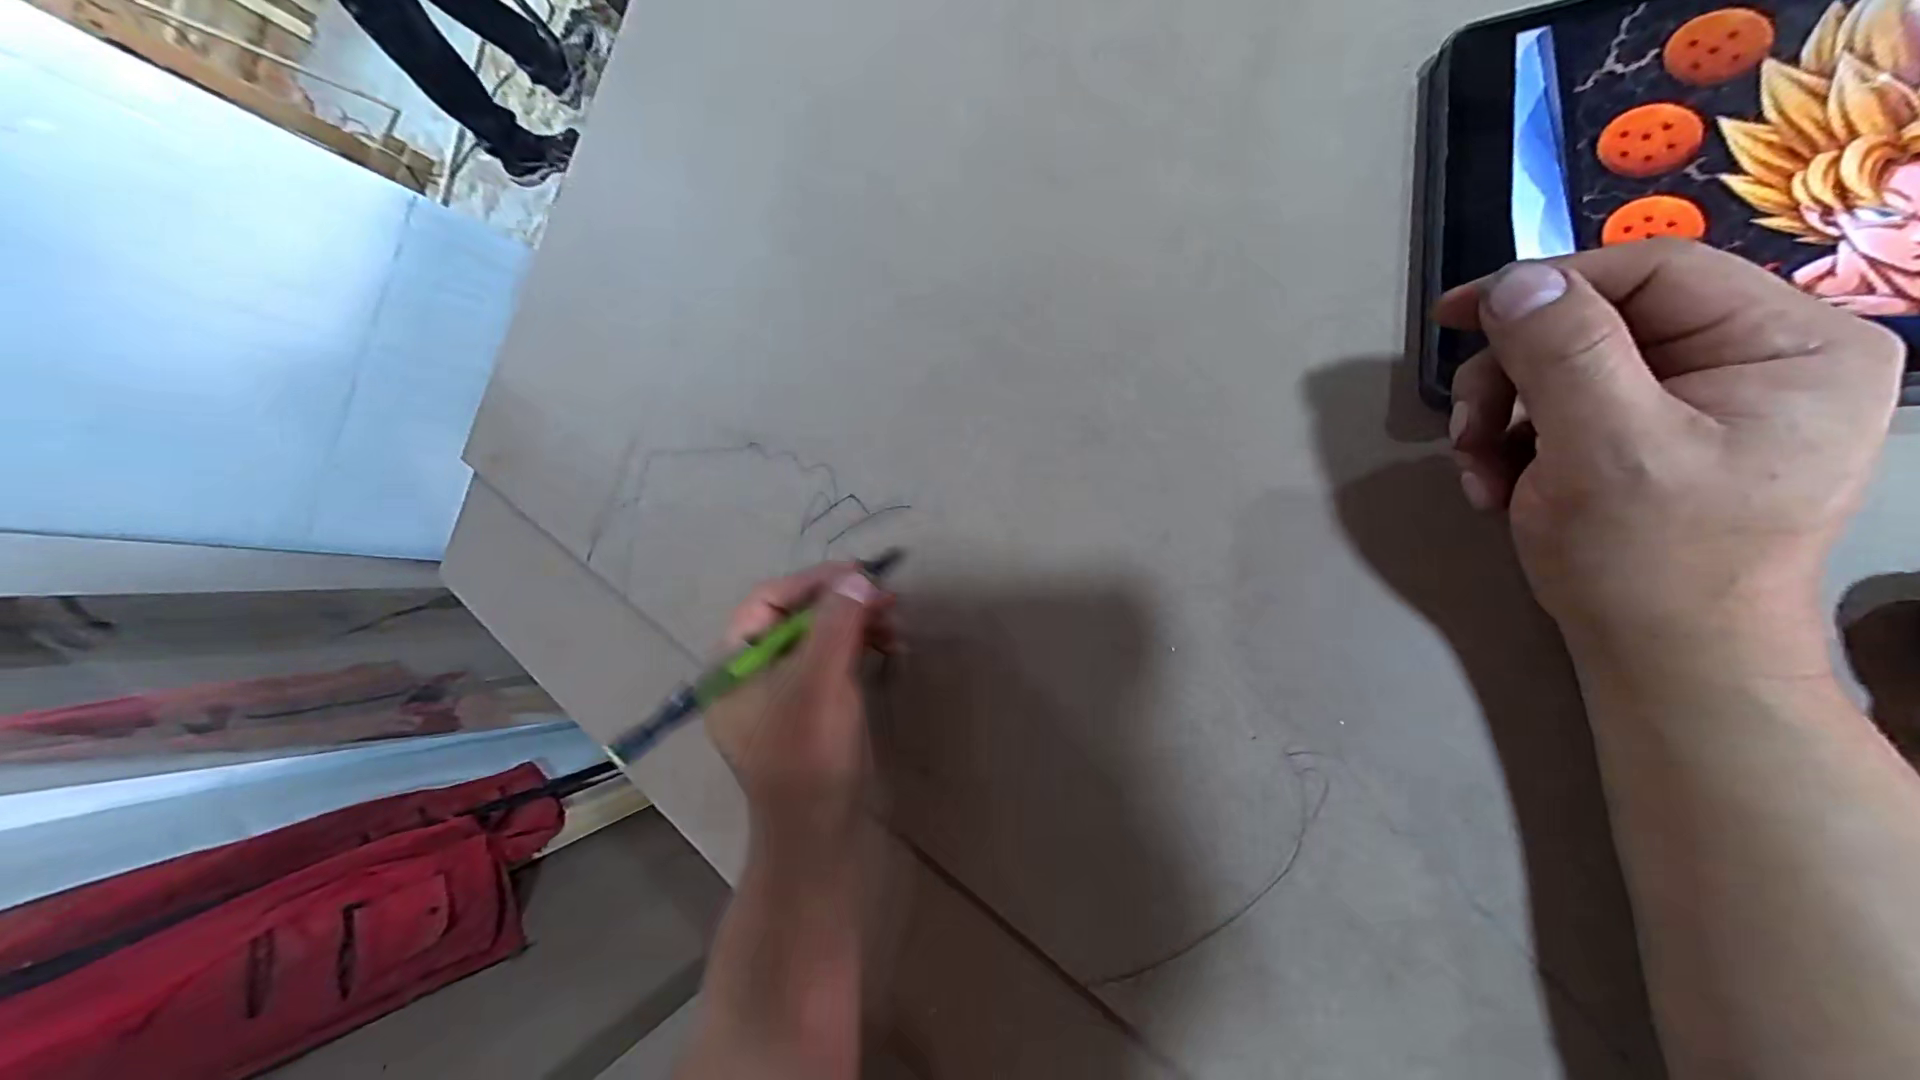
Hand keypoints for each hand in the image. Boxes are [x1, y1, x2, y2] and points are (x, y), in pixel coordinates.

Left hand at [704, 563, 895, 842]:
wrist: (819, 837)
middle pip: (795, 618)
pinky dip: (858, 650)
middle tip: (887, 599)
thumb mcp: (821, 683)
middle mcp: (750, 674)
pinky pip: (830, 664)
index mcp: (731, 665)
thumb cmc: (809, 757)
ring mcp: (780, 695)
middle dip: (842, 605)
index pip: (768, 601)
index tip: (860, 574)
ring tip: (896, 626)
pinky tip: (888, 647)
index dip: (814, 581)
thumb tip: (859, 579)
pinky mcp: (808, 711)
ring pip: (817, 640)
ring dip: (856, 626)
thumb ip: (837, 624)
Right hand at [1434, 239, 1902, 664]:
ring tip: (1478, 474)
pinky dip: (1513, 445)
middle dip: (1510, 378)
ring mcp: (1699, 401)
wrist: (1665, 656)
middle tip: (1465, 435)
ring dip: (1500, 418)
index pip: (1649, 274)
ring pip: (1564, 369)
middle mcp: (1753, 359)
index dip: (1542, 285)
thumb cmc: (1649, 559)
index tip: (1453, 315)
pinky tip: (1499, 486)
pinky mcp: (1650, 436)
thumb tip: (1513, 282)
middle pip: (1595, 324)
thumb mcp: (1603, 449)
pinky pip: (1561, 410)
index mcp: (1787, 344)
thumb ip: (1563, 354)